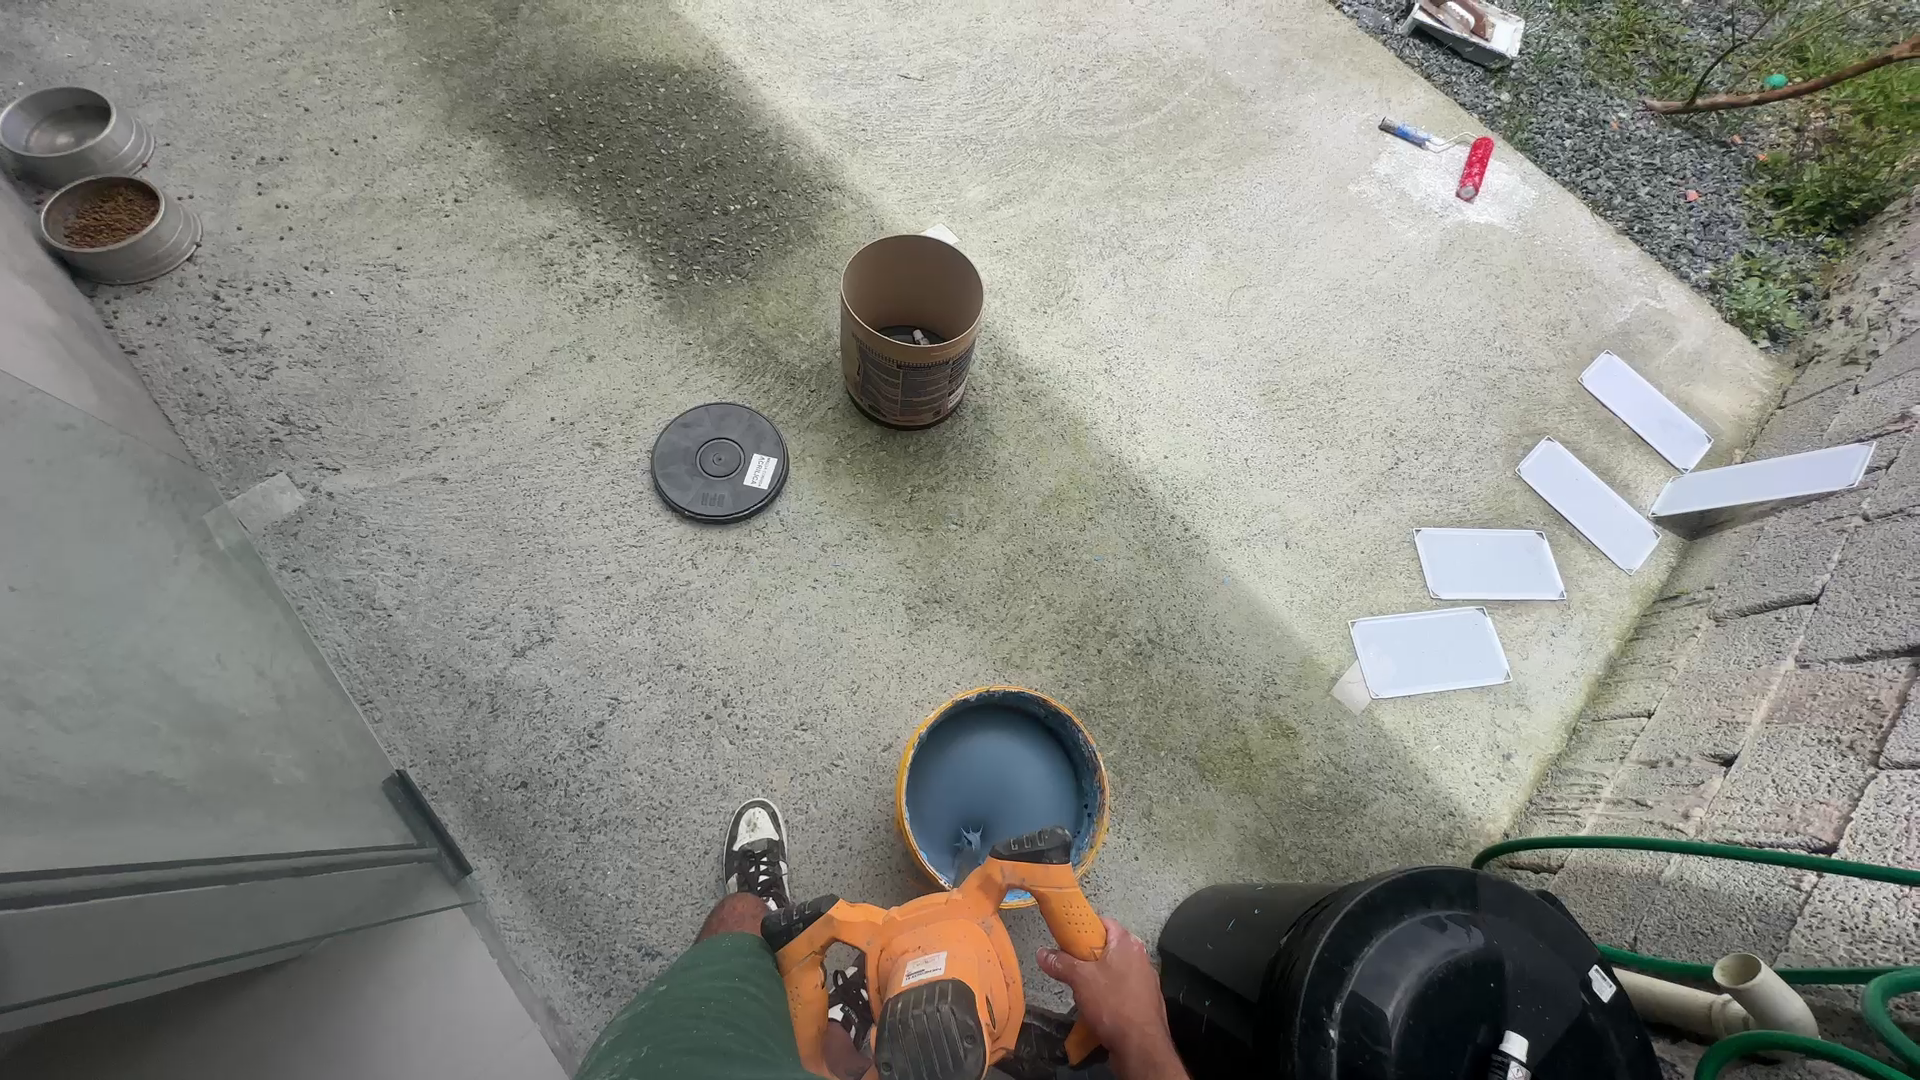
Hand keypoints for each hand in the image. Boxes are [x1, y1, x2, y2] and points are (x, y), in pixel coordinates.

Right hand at [1037, 918, 1189, 1079]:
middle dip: (1090, 956)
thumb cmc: (1113, 1004)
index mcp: (1127, 942)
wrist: (1142, 1049)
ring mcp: (1147, 981)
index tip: (1069, 940)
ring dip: (1100, 977)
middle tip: (1073, 966)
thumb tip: (1042, 953)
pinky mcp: (1147, 1002)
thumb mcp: (1080, 980)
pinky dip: (1111, 995)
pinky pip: (1124, 990)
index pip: (1103, 922)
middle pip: (1109, 947)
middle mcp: (1141, 957)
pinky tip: (1100, 1008)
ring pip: (1116, 970)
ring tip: (1083, 990)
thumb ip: (1061, 963)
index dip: (1085, 928)